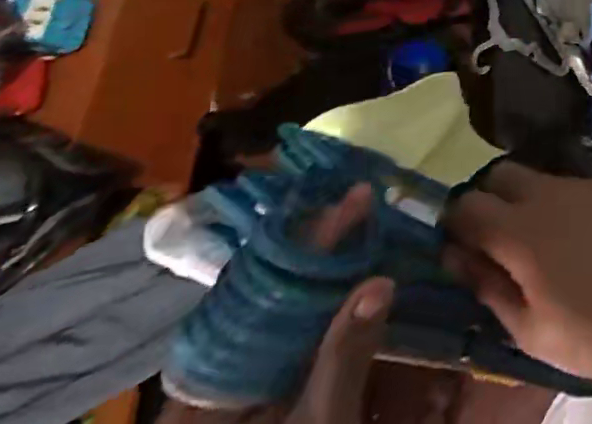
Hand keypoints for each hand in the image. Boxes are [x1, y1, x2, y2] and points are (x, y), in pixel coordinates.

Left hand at [164, 185, 393, 423]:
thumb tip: (380, 280)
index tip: (359, 199)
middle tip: (365, 207)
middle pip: (271, 284)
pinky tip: (345, 286)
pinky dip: (318, 304)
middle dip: (322, 245)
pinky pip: (284, 331)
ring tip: (359, 230)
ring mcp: (232, 378)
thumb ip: (345, 355)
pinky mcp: (251, 392)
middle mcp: (215, 363)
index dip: (317, 237)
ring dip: (322, 269)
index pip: (266, 280)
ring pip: (278, 304)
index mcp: (211, 372)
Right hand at [441, 162, 591, 384]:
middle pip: (495, 176)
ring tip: (530, 238)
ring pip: (528, 175)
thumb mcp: (530, 329)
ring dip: (516, 199)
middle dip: (484, 200)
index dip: (454, 223)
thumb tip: (453, 253)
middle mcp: (544, 195)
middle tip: (492, 238)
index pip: (466, 204)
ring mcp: (575, 185)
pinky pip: (559, 183)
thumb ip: (485, 283)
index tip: (458, 245)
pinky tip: (564, 235)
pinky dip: (547, 200)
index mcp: (520, 232)